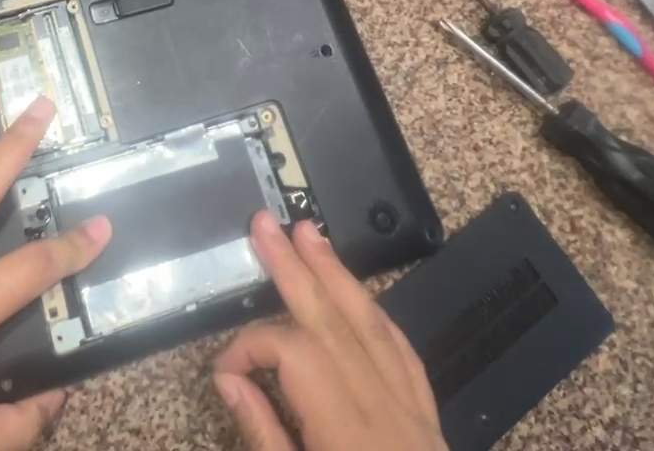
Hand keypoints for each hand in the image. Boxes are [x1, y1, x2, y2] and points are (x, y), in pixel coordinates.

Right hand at [213, 213, 447, 450]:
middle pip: (333, 321)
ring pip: (372, 326)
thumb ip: (266, 436)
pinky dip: (378, 319)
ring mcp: (414, 416)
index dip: (250, 346)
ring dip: (337, 276)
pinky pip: (404, 357)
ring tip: (309, 234)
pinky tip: (362, 298)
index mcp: (346, 433)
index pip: (292, 353)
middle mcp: (384, 412)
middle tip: (265, 223)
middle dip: (295, 268)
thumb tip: (231, 378)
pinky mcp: (430, 426)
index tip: (224, 370)